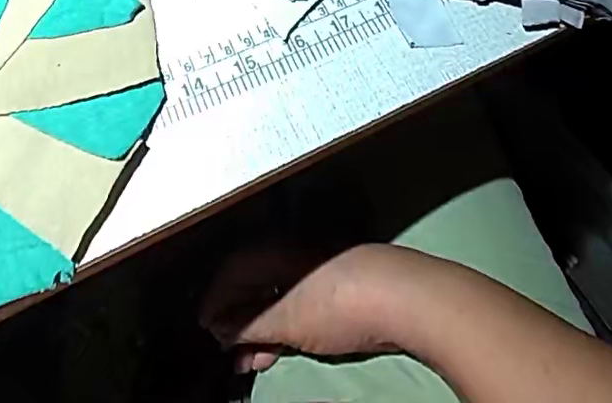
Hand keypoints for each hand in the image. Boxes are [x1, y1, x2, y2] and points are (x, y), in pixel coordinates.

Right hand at [199, 243, 441, 373]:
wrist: (405, 299)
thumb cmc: (343, 303)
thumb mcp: (289, 321)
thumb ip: (251, 325)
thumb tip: (222, 329)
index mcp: (282, 251)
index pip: (234, 267)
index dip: (215, 298)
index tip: (207, 329)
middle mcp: (297, 253)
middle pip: (254, 281)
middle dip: (236, 317)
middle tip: (228, 351)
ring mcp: (318, 269)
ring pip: (275, 294)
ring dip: (258, 326)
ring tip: (253, 359)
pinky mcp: (336, 285)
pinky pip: (296, 301)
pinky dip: (282, 325)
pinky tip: (281, 349)